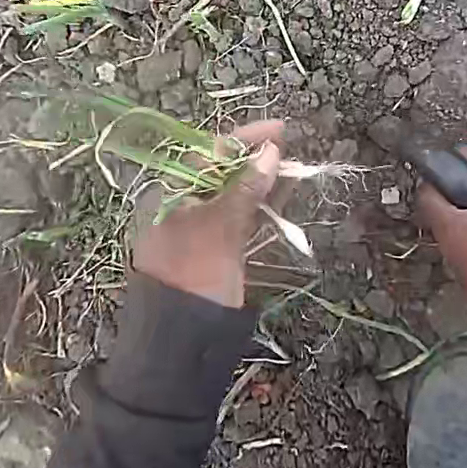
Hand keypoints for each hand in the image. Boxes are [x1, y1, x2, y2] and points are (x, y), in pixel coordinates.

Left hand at [130, 120, 283, 307]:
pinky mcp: (221, 243)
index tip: (278, 129)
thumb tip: (271, 152)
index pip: (210, 152)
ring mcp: (204, 224)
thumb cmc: (194, 273)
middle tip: (289, 148)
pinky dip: (263, 202)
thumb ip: (246, 188)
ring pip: (237, 191)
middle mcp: (185, 203)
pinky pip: (243, 213)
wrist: (184, 338)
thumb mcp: (220, 226)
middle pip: (225, 170)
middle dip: (257, 158)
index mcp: (173, 192)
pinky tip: (284, 192)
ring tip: (294, 168)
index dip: (245, 138)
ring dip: (264, 179)